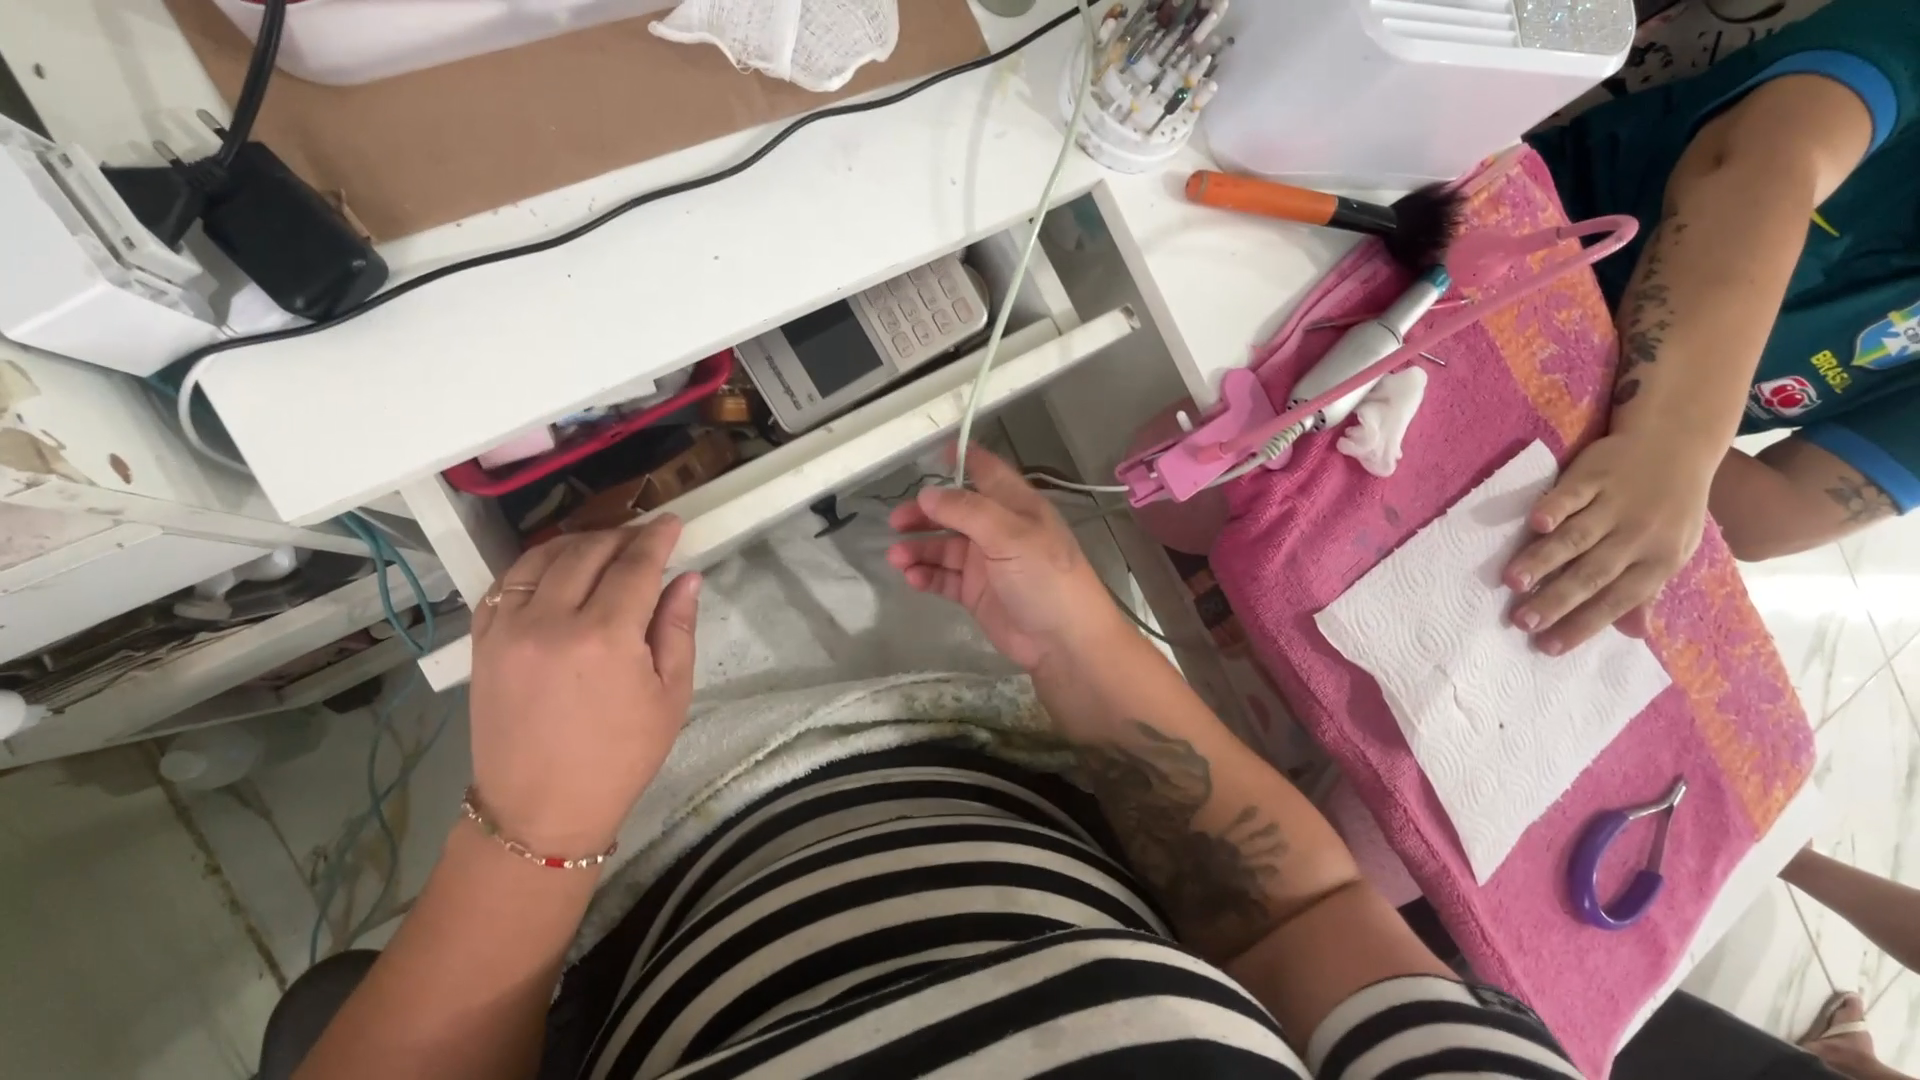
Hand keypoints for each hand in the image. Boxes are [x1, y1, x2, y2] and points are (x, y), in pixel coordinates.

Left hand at [468, 519, 700, 854]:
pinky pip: (504, 583)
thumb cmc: (620, 757)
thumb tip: (687, 578)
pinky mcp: (482, 642)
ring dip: (577, 542)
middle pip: (588, 551)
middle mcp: (553, 621)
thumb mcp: (670, 696)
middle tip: (643, 537)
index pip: (635, 565)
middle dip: (621, 535)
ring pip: (542, 558)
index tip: (671, 521)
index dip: (657, 538)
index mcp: (607, 637)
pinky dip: (534, 566)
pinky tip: (554, 570)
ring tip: (602, 545)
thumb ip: (678, 629)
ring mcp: (509, 629)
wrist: (540, 808)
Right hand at [887, 446, 1125, 672]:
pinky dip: (926, 575)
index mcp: (1017, 507)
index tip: (934, 453)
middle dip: (925, 514)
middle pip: (956, 512)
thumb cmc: (1045, 578)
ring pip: (945, 547)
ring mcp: (987, 563)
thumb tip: (928, 494)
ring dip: (920, 548)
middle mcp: (1000, 530)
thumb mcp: (1010, 535)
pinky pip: (945, 577)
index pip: (989, 472)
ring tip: (897, 557)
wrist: (1064, 642)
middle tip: (896, 521)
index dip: (965, 460)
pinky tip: (912, 577)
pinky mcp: (977, 593)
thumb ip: (967, 511)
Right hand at [1504, 433, 1709, 653]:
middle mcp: (1639, 535)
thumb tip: (1632, 634)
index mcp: (1659, 559)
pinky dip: (1556, 508)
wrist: (1678, 442)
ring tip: (1512, 582)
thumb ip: (1644, 590)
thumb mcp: (1667, 549)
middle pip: (1593, 574)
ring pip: (1578, 538)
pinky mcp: (1596, 474)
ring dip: (1544, 560)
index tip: (1548, 647)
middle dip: (1557, 600)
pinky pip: (1573, 495)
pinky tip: (1535, 524)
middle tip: (1521, 622)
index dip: (1584, 624)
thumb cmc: (1668, 504)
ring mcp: (1617, 504)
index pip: (1619, 600)